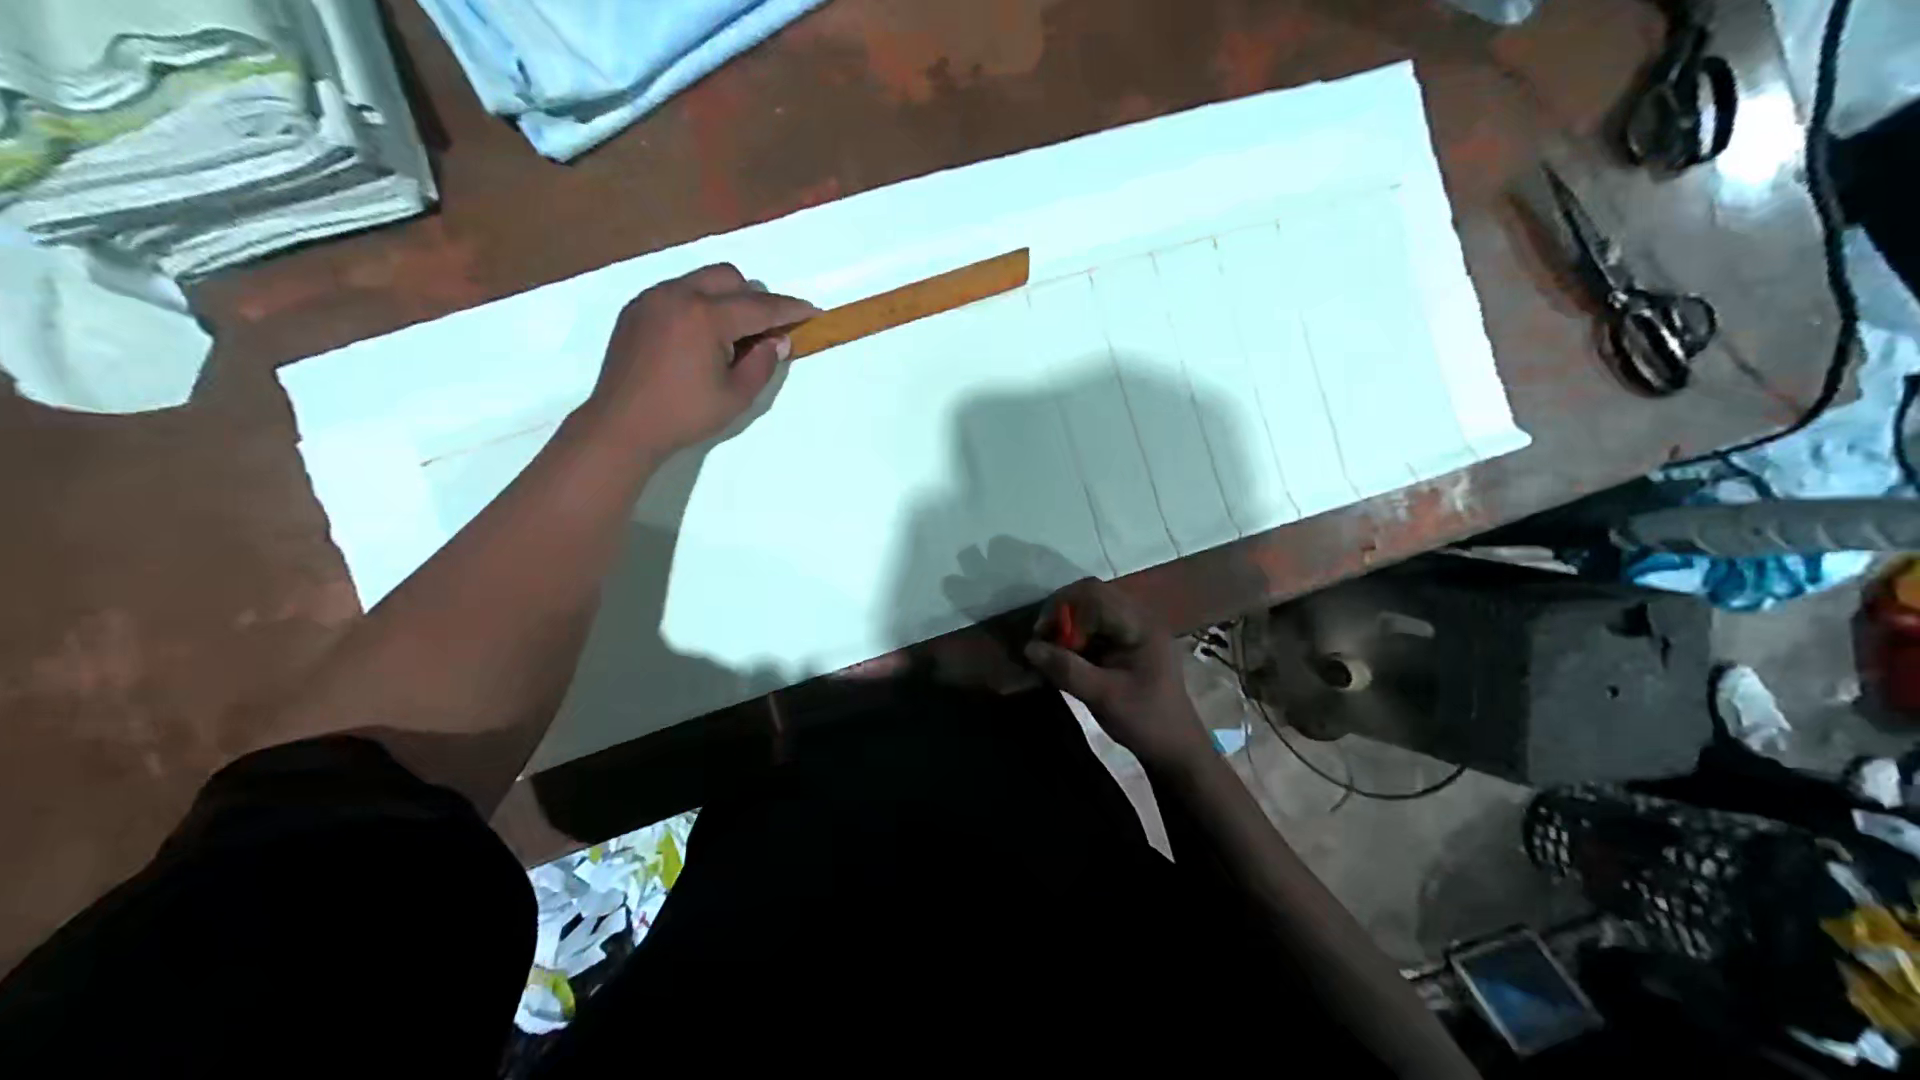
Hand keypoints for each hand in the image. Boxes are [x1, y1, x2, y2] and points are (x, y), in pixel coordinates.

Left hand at [585, 263, 818, 453]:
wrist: (622, 426)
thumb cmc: (684, 416)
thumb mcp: (737, 396)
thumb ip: (763, 363)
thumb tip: (778, 340)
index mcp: (705, 317)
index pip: (759, 306)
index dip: (790, 309)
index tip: (812, 311)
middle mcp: (678, 295)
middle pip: (730, 278)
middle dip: (754, 298)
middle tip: (763, 332)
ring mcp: (652, 298)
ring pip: (701, 280)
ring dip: (725, 299)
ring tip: (729, 337)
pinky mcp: (636, 309)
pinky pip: (677, 292)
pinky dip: (697, 305)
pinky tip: (698, 339)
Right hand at [1024, 578, 1211, 768]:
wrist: (1175, 748)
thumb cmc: (1145, 720)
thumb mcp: (1103, 696)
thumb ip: (1067, 669)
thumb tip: (1029, 647)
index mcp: (1140, 624)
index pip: (1094, 594)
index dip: (1062, 610)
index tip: (1042, 638)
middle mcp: (1138, 618)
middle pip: (1091, 595)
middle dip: (1061, 614)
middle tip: (1042, 641)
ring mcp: (1133, 629)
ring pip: (1091, 609)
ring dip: (1067, 626)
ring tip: (1051, 651)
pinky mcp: (1127, 643)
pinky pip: (1095, 626)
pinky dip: (1076, 637)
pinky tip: (1065, 658)